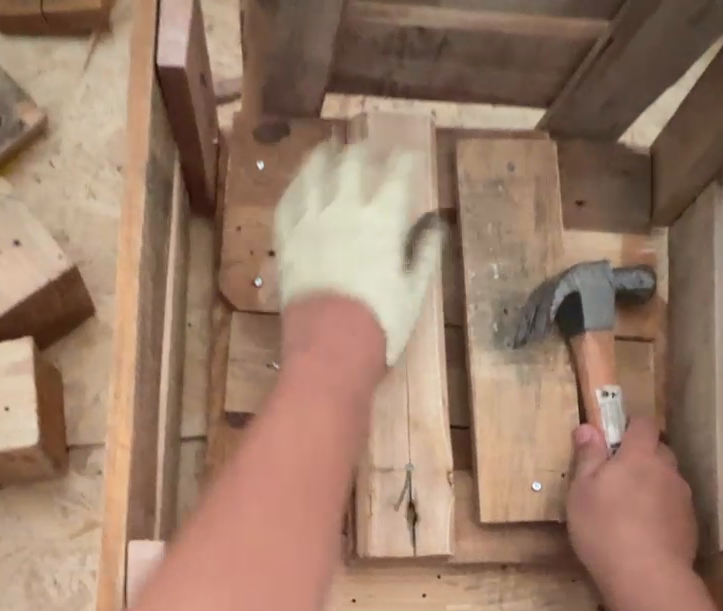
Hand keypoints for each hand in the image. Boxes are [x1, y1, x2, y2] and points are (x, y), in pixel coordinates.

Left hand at [275, 140, 441, 365]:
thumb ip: (424, 254)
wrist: (329, 349)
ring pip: (313, 174)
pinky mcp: (286, 243)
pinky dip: (294, 188)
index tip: (408, 155)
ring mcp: (310, 223)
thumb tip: (436, 226)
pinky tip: (297, 185)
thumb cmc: (380, 325)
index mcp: (383, 219)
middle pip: (352, 164)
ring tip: (326, 151)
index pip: (397, 174)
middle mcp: (345, 210)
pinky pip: (287, 204)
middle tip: (366, 147)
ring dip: (322, 158)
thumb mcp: (413, 293)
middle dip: (362, 151)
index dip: (405, 160)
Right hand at [566, 419, 697, 597]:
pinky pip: (673, 506)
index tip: (612, 439)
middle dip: (641, 456)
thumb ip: (588, 457)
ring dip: (651, 485)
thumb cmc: (603, 528)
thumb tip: (587, 427)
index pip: (643, 424)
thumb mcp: (581, 491)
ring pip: (667, 480)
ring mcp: (682, 497)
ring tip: (629, 511)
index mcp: (639, 456)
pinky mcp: (690, 523)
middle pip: (658, 450)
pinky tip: (643, 532)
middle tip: (616, 478)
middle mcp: (667, 470)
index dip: (630, 426)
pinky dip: (660, 511)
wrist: (646, 575)